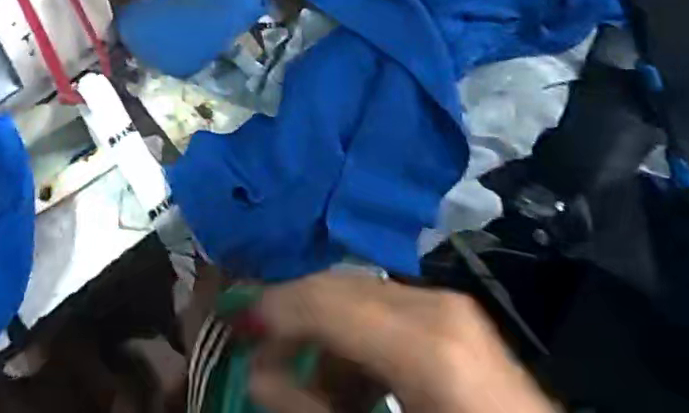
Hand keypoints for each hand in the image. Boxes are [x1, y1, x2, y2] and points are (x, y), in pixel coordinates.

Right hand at [244, 273, 556, 412]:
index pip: (323, 297)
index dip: (270, 308)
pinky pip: (386, 312)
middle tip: (251, 345)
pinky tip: (344, 380)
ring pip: (357, 296)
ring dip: (321, 330)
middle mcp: (435, 304)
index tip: (230, 325)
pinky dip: (355, 338)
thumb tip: (255, 374)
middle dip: (290, 315)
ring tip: (297, 375)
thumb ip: (314, 409)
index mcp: (425, 339)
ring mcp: (451, 308)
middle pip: (337, 287)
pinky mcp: (458, 322)